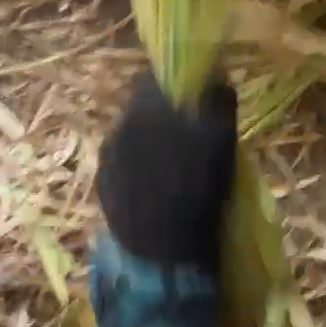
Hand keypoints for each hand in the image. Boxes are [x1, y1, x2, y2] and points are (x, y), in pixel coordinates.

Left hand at [97, 74, 237, 270]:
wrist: (165, 251)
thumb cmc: (200, 188)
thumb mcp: (223, 138)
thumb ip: (219, 99)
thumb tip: (216, 74)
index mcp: (144, 110)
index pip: (154, 76)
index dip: (177, 79)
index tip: (197, 91)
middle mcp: (118, 127)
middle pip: (142, 104)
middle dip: (166, 109)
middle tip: (191, 124)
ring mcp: (106, 158)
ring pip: (134, 132)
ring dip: (153, 135)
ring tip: (176, 156)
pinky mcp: (102, 185)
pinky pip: (124, 159)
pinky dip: (142, 160)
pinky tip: (160, 179)